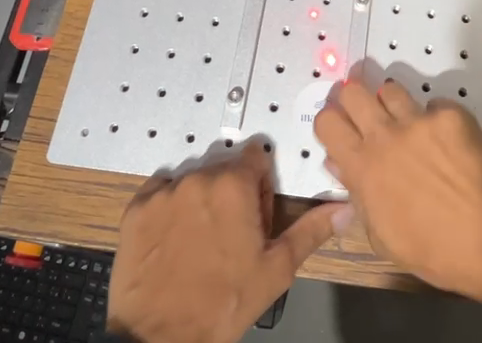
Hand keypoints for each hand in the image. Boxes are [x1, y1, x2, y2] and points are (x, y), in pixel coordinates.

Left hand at [108, 144, 339, 342]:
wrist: (158, 340)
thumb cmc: (224, 304)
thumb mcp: (276, 270)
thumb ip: (311, 230)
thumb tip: (345, 207)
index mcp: (234, 185)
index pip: (256, 156)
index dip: (262, 184)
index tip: (257, 216)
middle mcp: (198, 176)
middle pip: (224, 168)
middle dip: (233, 193)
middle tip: (231, 236)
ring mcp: (164, 191)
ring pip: (193, 179)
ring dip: (202, 200)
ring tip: (201, 243)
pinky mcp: (136, 207)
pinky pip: (161, 192)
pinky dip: (169, 208)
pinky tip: (174, 240)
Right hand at [313, 78, 481, 307]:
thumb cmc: (435, 252)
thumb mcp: (384, 238)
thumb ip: (358, 195)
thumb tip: (339, 163)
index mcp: (363, 168)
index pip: (326, 121)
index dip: (331, 121)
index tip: (341, 128)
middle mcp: (386, 136)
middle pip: (353, 90)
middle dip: (354, 98)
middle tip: (366, 114)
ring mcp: (421, 121)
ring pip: (390, 88)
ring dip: (392, 104)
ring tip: (406, 125)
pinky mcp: (453, 115)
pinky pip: (433, 103)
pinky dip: (434, 118)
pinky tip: (446, 141)